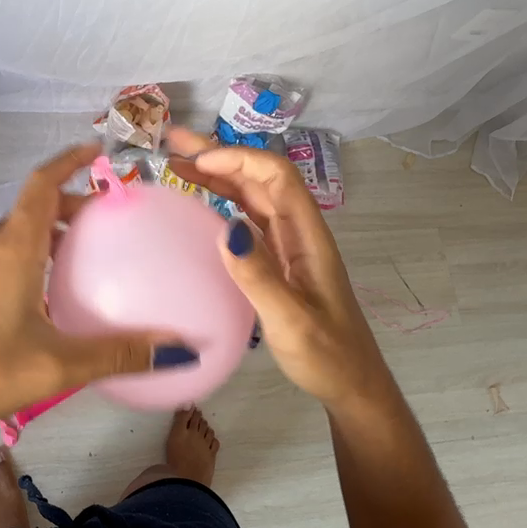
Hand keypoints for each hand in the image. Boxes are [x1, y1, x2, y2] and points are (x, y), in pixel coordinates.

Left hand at [0, 143, 187, 443]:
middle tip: (105, 220)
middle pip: (33, 208)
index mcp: (12, 246)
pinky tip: (38, 302)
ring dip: (47, 234)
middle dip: (69, 205)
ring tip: (79, 259)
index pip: (43, 182)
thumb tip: (179, 347)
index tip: (96, 149)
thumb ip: (116, 354)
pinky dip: (27, 258)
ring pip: (13, 234)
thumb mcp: (53, 365)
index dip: (70, 160)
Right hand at [165, 130, 393, 410]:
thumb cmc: (328, 355)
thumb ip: (259, 277)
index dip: (239, 159)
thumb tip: (226, 228)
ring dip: (217, 175)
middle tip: (174, 142)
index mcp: (308, 234)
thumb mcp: (292, 322)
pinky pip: (248, 218)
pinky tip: (198, 204)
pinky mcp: (278, 260)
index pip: (277, 176)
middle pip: (260, 177)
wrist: (352, 386)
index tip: (198, 162)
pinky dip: (221, 202)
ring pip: (252, 194)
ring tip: (176, 163)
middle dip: (220, 155)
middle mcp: (298, 230)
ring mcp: (288, 244)